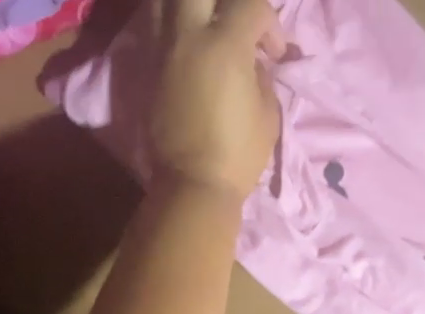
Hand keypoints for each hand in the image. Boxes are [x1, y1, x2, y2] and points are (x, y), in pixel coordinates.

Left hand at [151, 0, 287, 196]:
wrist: (193, 184)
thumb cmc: (239, 155)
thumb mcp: (268, 114)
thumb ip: (261, 76)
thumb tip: (252, 63)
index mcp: (224, 46)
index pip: (250, 5)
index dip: (270, 24)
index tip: (275, 54)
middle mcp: (188, 36)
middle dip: (228, 2)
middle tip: (238, 23)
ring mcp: (164, 49)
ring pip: (166, 0)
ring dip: (192, 5)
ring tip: (207, 25)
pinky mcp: (149, 67)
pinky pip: (156, 24)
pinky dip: (173, 21)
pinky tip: (189, 41)